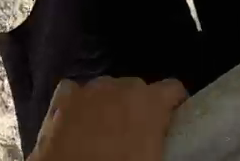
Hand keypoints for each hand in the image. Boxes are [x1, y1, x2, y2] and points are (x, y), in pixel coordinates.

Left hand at [29, 77, 187, 160]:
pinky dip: (80, 104)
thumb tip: (157, 141)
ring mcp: (89, 88)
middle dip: (139, 108)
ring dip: (111, 105)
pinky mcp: (63, 96)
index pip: (173, 88)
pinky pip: (78, 92)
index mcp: (149, 102)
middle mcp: (121, 85)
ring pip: (108, 89)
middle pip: (138, 89)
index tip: (174, 122)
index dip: (176, 105)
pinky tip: (78, 123)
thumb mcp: (153, 160)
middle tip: (137, 138)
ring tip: (105, 134)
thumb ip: (160, 142)